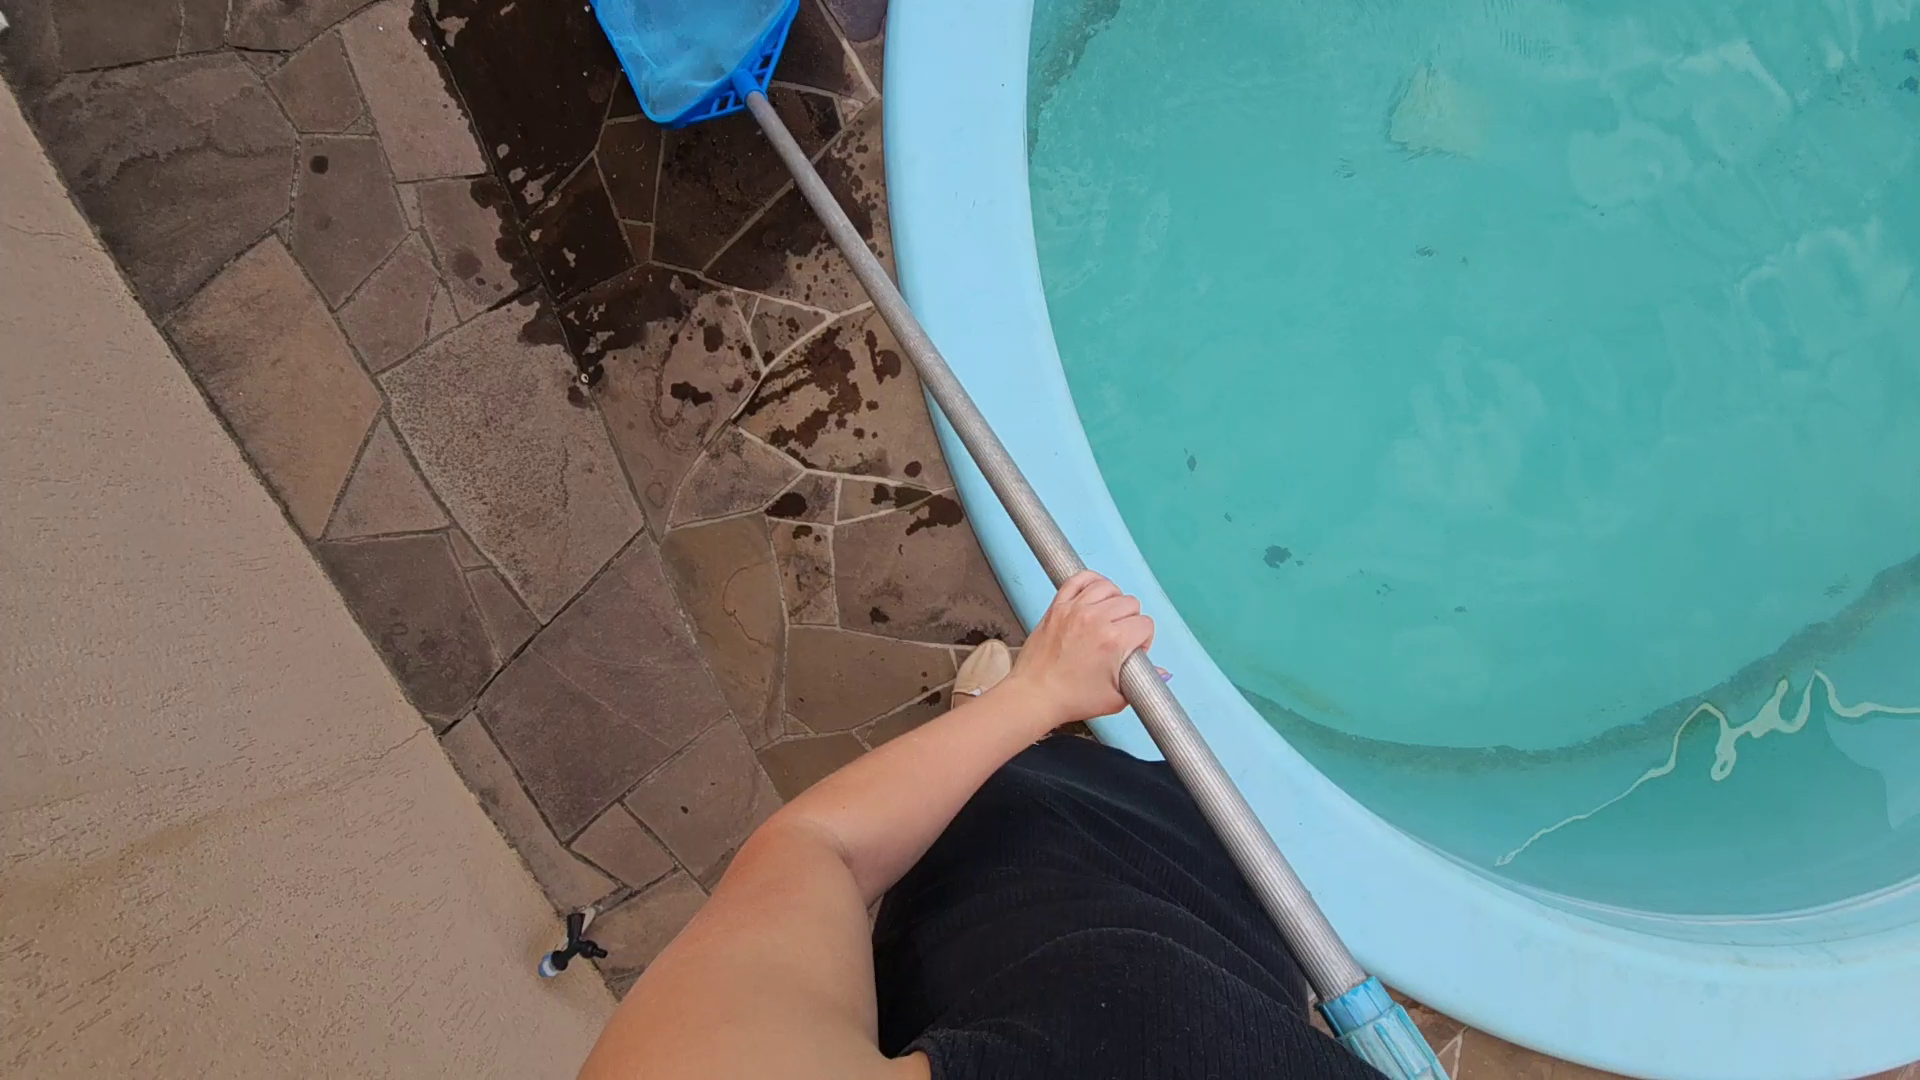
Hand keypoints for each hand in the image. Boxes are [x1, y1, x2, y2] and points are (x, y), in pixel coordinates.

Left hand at [1003, 571, 1154, 728]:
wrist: (1034, 695)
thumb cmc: (1070, 698)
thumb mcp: (1116, 698)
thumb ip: (1144, 682)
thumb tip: (1162, 673)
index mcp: (1113, 640)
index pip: (1145, 624)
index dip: (1144, 639)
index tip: (1133, 650)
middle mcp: (1094, 619)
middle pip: (1130, 602)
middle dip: (1131, 620)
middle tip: (1121, 638)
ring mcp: (1073, 609)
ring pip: (1107, 587)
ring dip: (1114, 600)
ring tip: (1109, 617)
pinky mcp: (1057, 607)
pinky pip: (1078, 579)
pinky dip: (1090, 581)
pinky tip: (1094, 593)